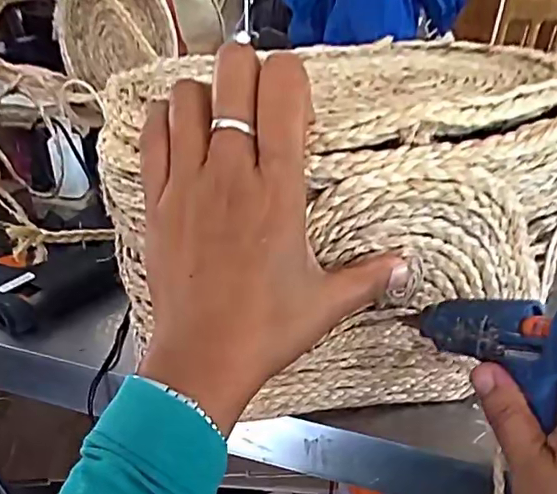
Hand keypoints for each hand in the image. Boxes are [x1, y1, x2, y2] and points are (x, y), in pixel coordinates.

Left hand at [136, 44, 405, 431]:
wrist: (204, 360)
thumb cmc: (261, 334)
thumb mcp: (323, 305)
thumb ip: (367, 278)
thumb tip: (403, 268)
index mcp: (279, 193)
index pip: (283, 87)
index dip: (292, 79)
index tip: (295, 109)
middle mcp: (231, 176)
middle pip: (233, 70)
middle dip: (249, 71)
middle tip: (257, 102)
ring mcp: (188, 186)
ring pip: (187, 94)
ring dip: (205, 96)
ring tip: (219, 124)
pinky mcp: (158, 203)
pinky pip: (153, 134)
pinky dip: (165, 122)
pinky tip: (182, 140)